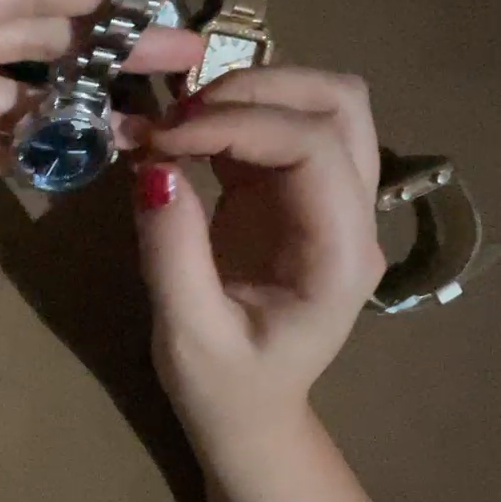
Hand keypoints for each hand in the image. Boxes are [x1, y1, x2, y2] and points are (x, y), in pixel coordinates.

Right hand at [128, 68, 384, 442]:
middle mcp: (349, 215)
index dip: (238, 124)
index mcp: (338, 254)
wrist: (249, 412)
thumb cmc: (224, 385)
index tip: (164, 138)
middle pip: (339, 104)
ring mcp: (324, 200)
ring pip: (318, 104)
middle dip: (255, 88)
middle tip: (177, 116)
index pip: (314, 147)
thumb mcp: (187, 332)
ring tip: (179, 120)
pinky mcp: (287, 197)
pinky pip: (276, 129)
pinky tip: (182, 133)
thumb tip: (151, 168)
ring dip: (250, 93)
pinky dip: (230, 116)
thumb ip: (171, 252)